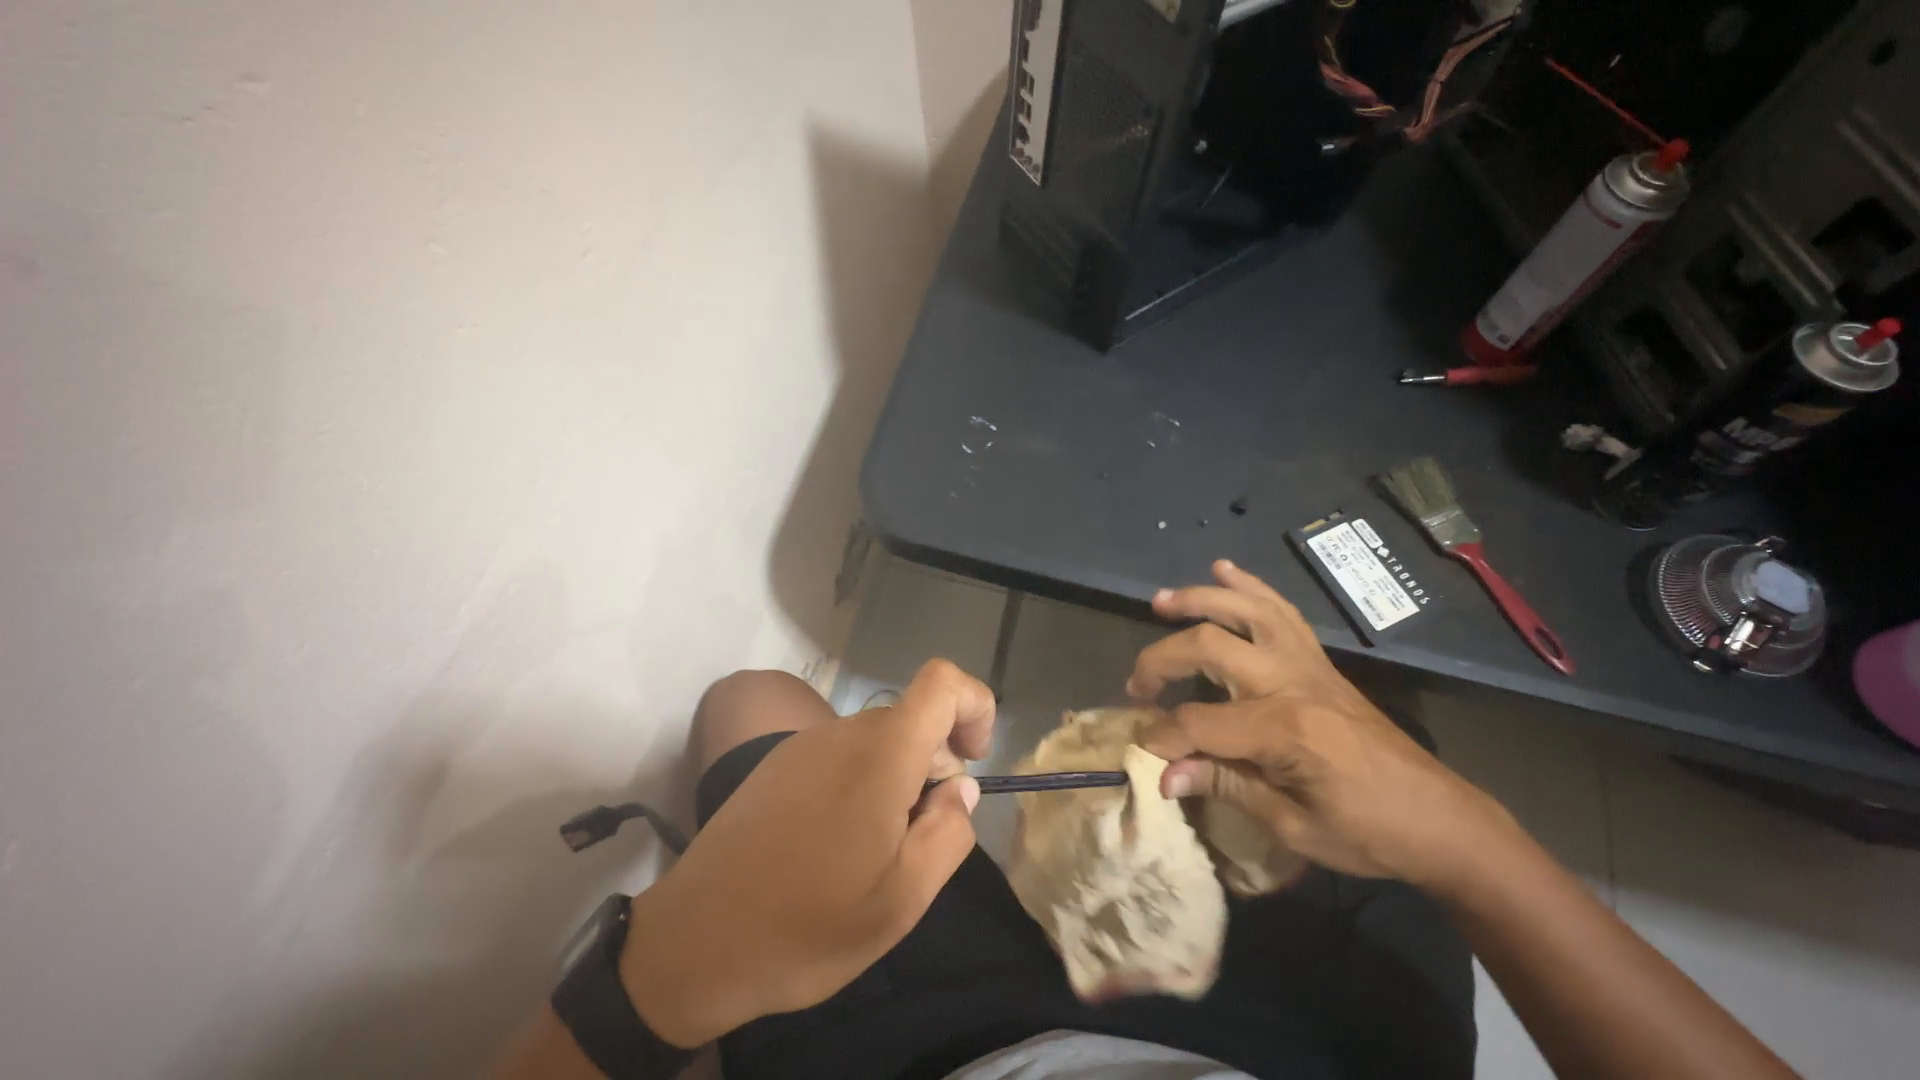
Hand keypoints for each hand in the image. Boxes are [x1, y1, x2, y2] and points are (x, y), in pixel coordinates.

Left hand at [621, 660, 992, 1046]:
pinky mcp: (775, 768)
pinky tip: (836, 848)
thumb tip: (959, 788)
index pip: (942, 683)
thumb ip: (948, 833)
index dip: (974, 708)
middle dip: (935, 766)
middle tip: (916, 842)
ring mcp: (800, 749)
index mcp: (877, 759)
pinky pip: (841, 756)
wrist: (691, 946)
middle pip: (912, 719)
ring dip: (898, 782)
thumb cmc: (804, 930)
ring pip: (877, 740)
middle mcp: (838, 736)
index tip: (971, 766)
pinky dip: (862, 786)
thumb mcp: (901, 902)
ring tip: (873, 855)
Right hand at [1130, 560, 1516, 889]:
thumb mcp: (1293, 826)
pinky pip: (1282, 612)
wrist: (1441, 819)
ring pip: (1247, 610)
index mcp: (1285, 729)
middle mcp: (1293, 682)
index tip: (1144, 756)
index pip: (1199, 721)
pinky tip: (1225, 570)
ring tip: (1161, 601)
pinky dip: (1251, 587)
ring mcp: (1309, 665)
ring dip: (1200, 599)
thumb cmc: (1368, 833)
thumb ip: (1227, 786)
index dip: (1164, 738)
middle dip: (1162, 660)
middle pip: (1211, 646)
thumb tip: (1164, 777)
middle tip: (1136, 686)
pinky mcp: (1320, 663)